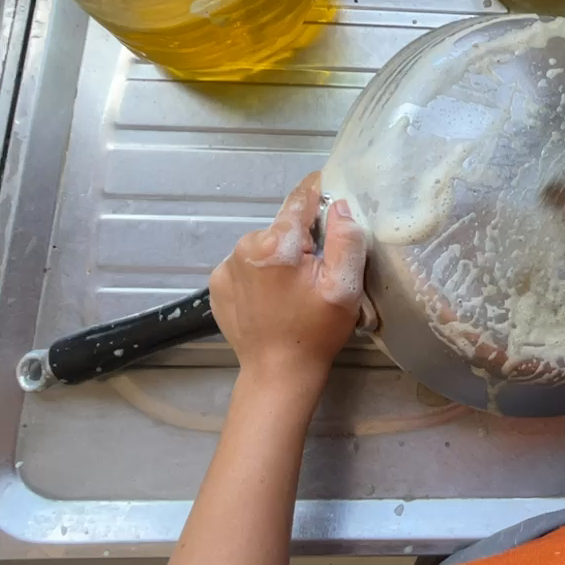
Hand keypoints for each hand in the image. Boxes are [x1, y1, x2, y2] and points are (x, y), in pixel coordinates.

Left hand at [209, 173, 366, 391]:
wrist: (277, 373)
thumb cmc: (316, 331)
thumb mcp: (345, 287)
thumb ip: (346, 240)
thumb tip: (340, 206)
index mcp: (277, 244)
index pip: (300, 197)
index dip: (321, 190)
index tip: (335, 191)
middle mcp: (245, 246)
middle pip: (284, 223)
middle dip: (304, 236)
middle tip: (322, 265)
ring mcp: (226, 266)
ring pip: (266, 243)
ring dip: (283, 254)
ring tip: (297, 285)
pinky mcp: (218, 283)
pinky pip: (248, 262)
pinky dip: (264, 271)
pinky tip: (275, 295)